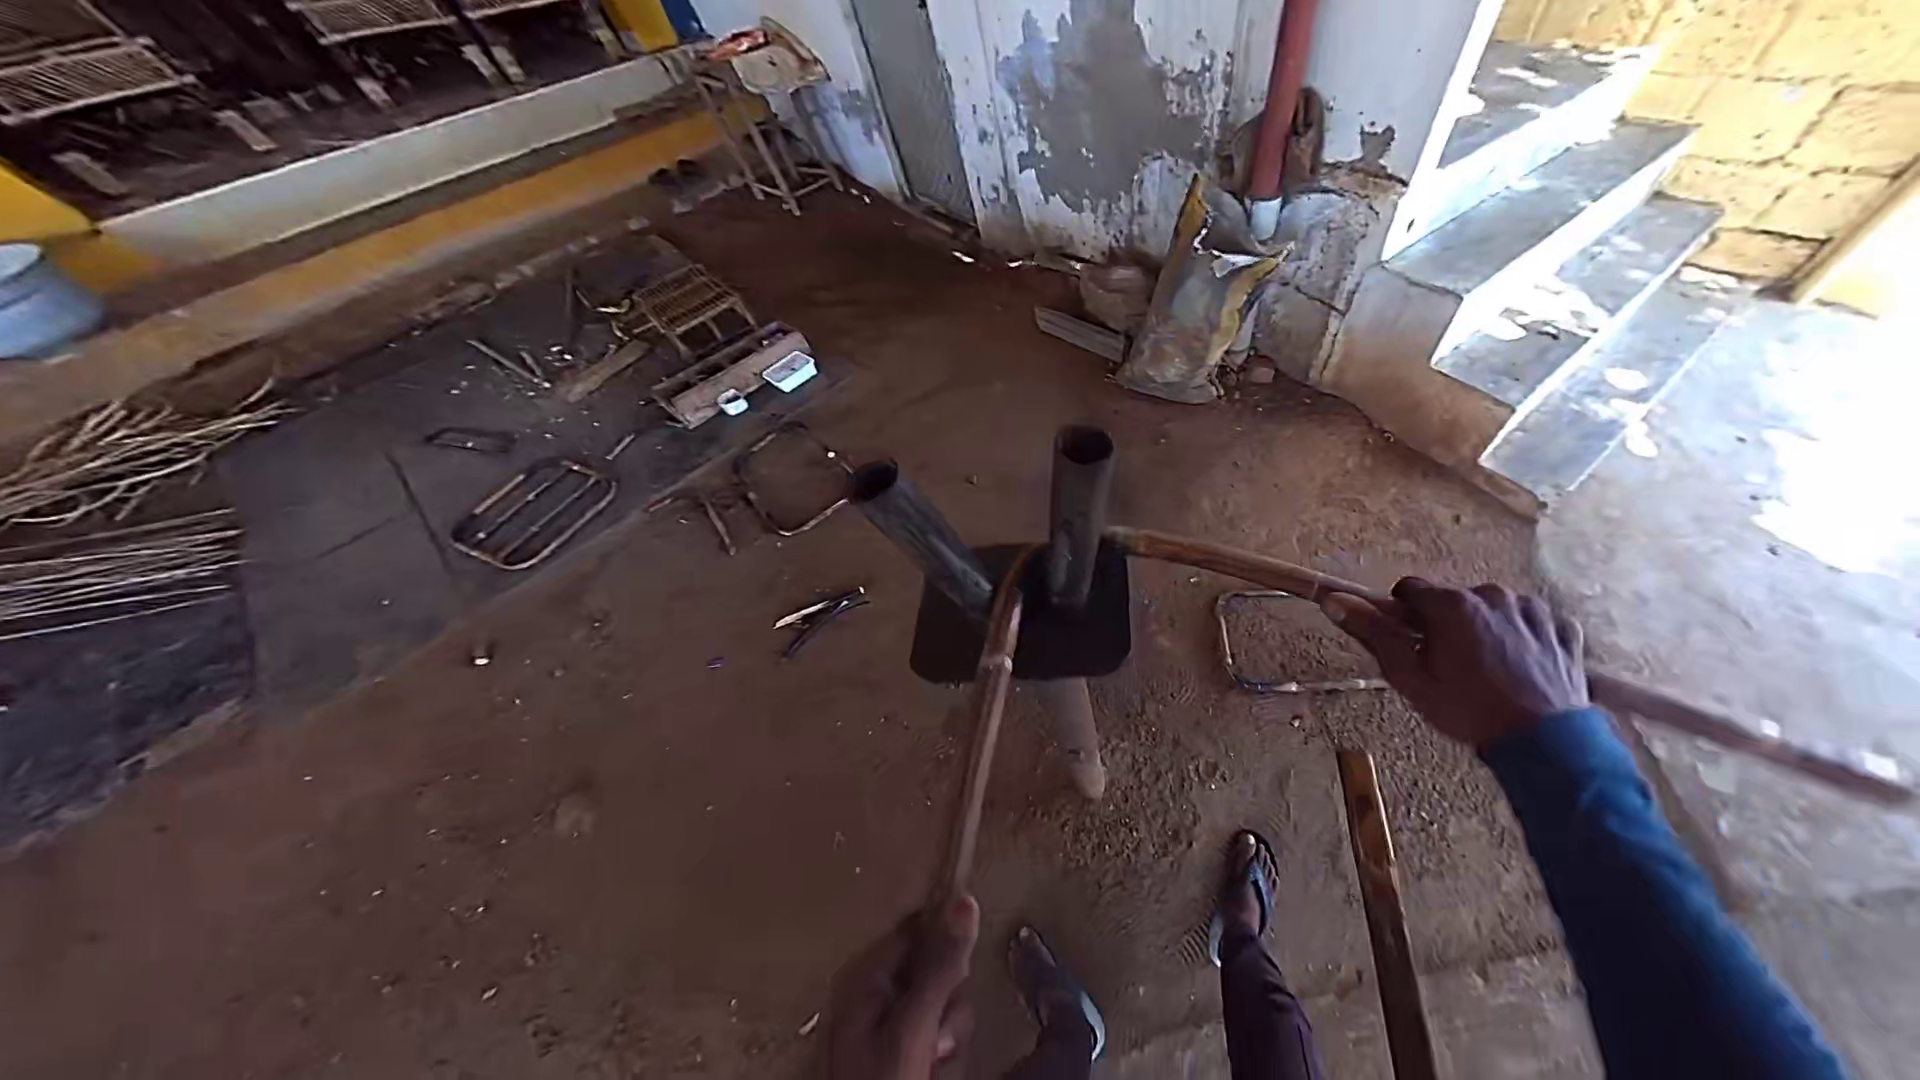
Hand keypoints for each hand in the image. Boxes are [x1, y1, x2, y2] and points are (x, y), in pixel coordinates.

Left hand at [824, 895, 979, 1079]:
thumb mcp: (913, 1032)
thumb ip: (940, 969)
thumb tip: (965, 900)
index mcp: (866, 978)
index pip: (915, 929)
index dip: (945, 938)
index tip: (966, 964)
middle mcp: (875, 996)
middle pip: (935, 968)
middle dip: (949, 1004)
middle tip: (939, 1040)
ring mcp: (887, 1029)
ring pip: (943, 1005)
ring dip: (950, 1036)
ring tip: (935, 1066)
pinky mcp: (901, 1057)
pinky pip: (938, 1036)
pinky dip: (944, 1057)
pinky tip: (935, 1074)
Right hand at [1322, 579, 1587, 746]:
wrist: (1545, 743)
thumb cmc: (1467, 709)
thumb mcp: (1408, 676)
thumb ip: (1372, 632)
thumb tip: (1332, 601)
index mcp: (1451, 605)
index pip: (1409, 588)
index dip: (1402, 613)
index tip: (1409, 640)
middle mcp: (1491, 595)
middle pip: (1451, 598)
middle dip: (1444, 622)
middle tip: (1447, 661)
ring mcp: (1531, 609)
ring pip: (1490, 607)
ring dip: (1481, 626)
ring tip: (1485, 665)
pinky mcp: (1562, 626)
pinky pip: (1528, 619)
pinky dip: (1518, 634)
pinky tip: (1517, 663)